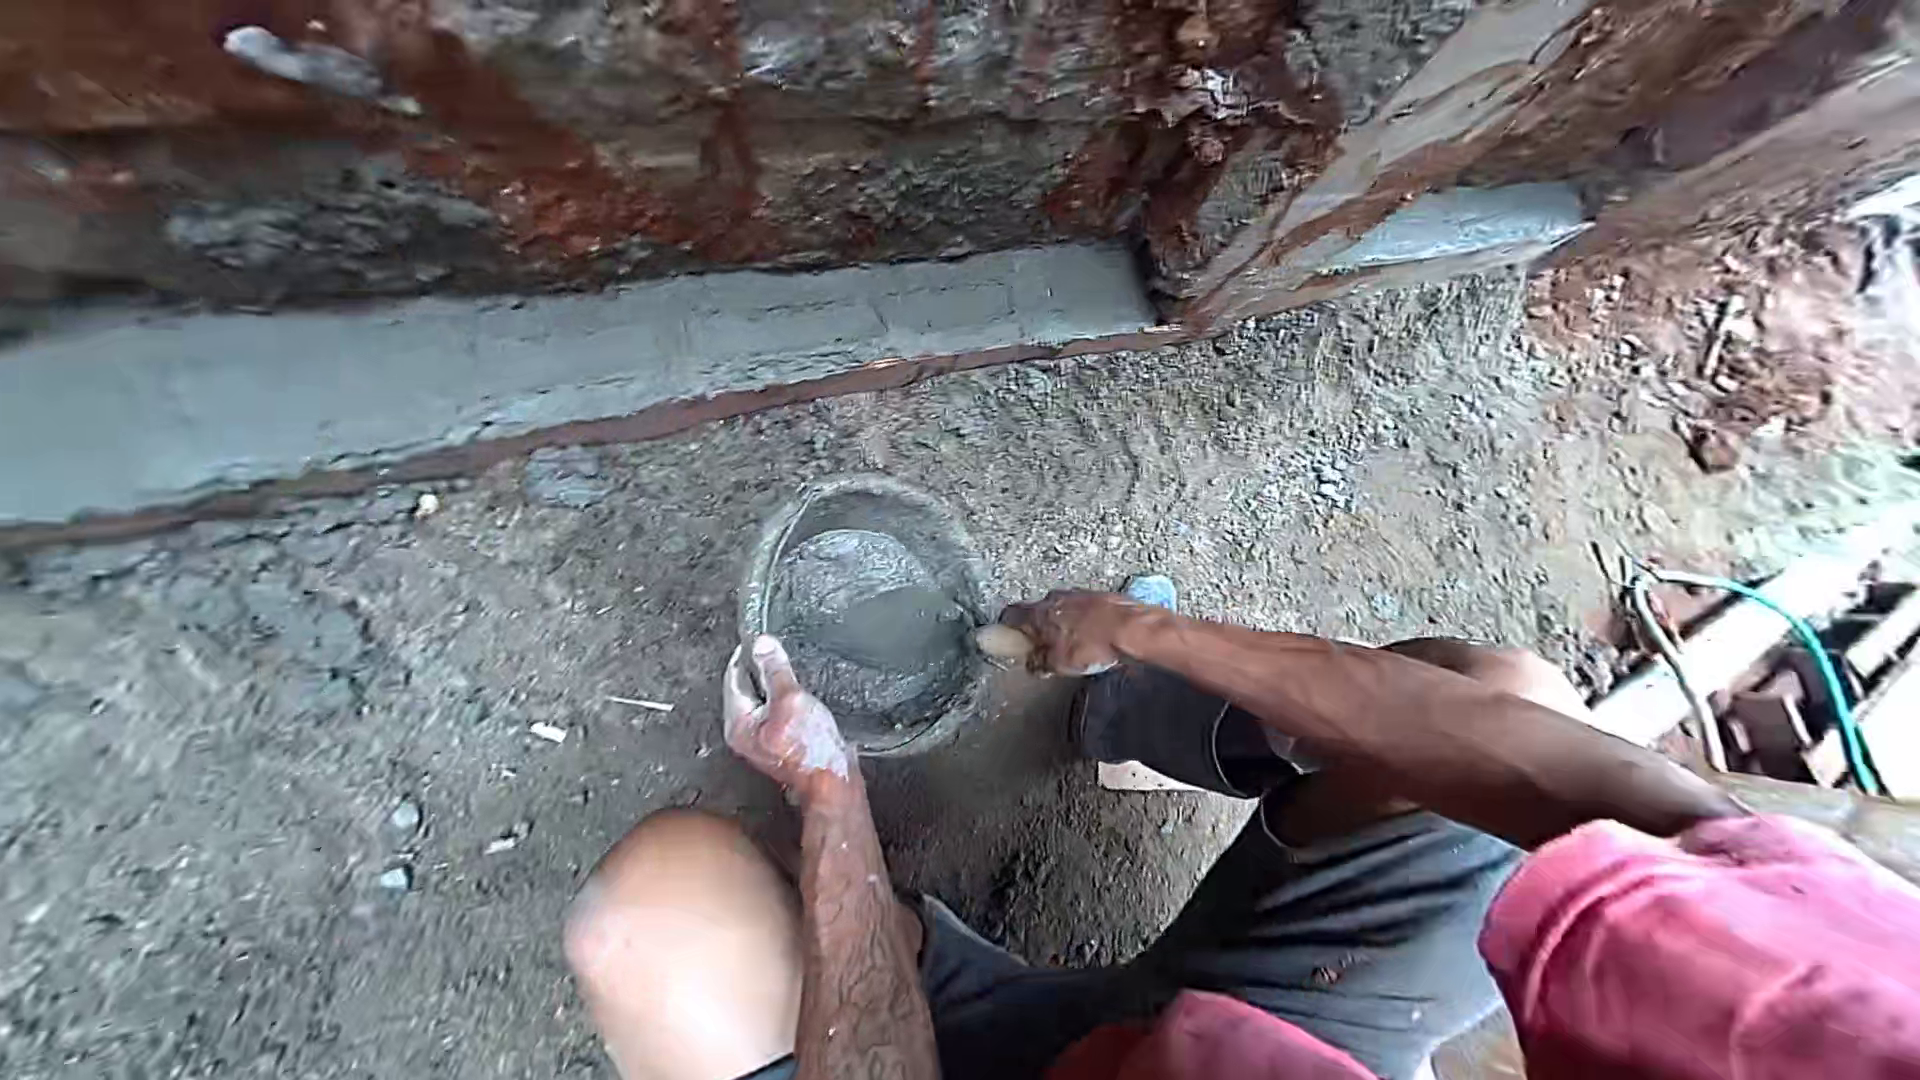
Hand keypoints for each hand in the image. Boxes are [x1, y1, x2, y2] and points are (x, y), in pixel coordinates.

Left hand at [723, 635, 853, 800]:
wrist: (830, 779)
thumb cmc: (808, 747)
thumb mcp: (791, 698)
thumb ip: (775, 670)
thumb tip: (762, 644)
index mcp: (738, 722)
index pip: (733, 678)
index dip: (745, 655)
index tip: (757, 638)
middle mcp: (743, 732)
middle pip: (745, 688)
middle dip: (758, 667)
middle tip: (772, 647)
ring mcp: (760, 738)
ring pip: (760, 699)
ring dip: (771, 682)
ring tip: (784, 666)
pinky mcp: (778, 741)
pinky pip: (773, 709)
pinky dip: (781, 696)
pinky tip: (796, 691)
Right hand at [999, 590, 1153, 674]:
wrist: (1132, 629)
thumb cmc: (1093, 645)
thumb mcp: (1058, 664)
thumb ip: (1039, 662)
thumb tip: (1033, 663)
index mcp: (1039, 612)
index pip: (1011, 614)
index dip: (1007, 627)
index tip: (1009, 637)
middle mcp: (1055, 598)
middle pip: (1037, 610)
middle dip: (1038, 627)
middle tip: (1044, 646)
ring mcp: (1079, 594)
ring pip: (1062, 608)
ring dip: (1062, 622)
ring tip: (1073, 643)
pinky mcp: (1100, 597)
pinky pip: (1083, 609)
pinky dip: (1083, 621)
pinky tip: (1093, 637)